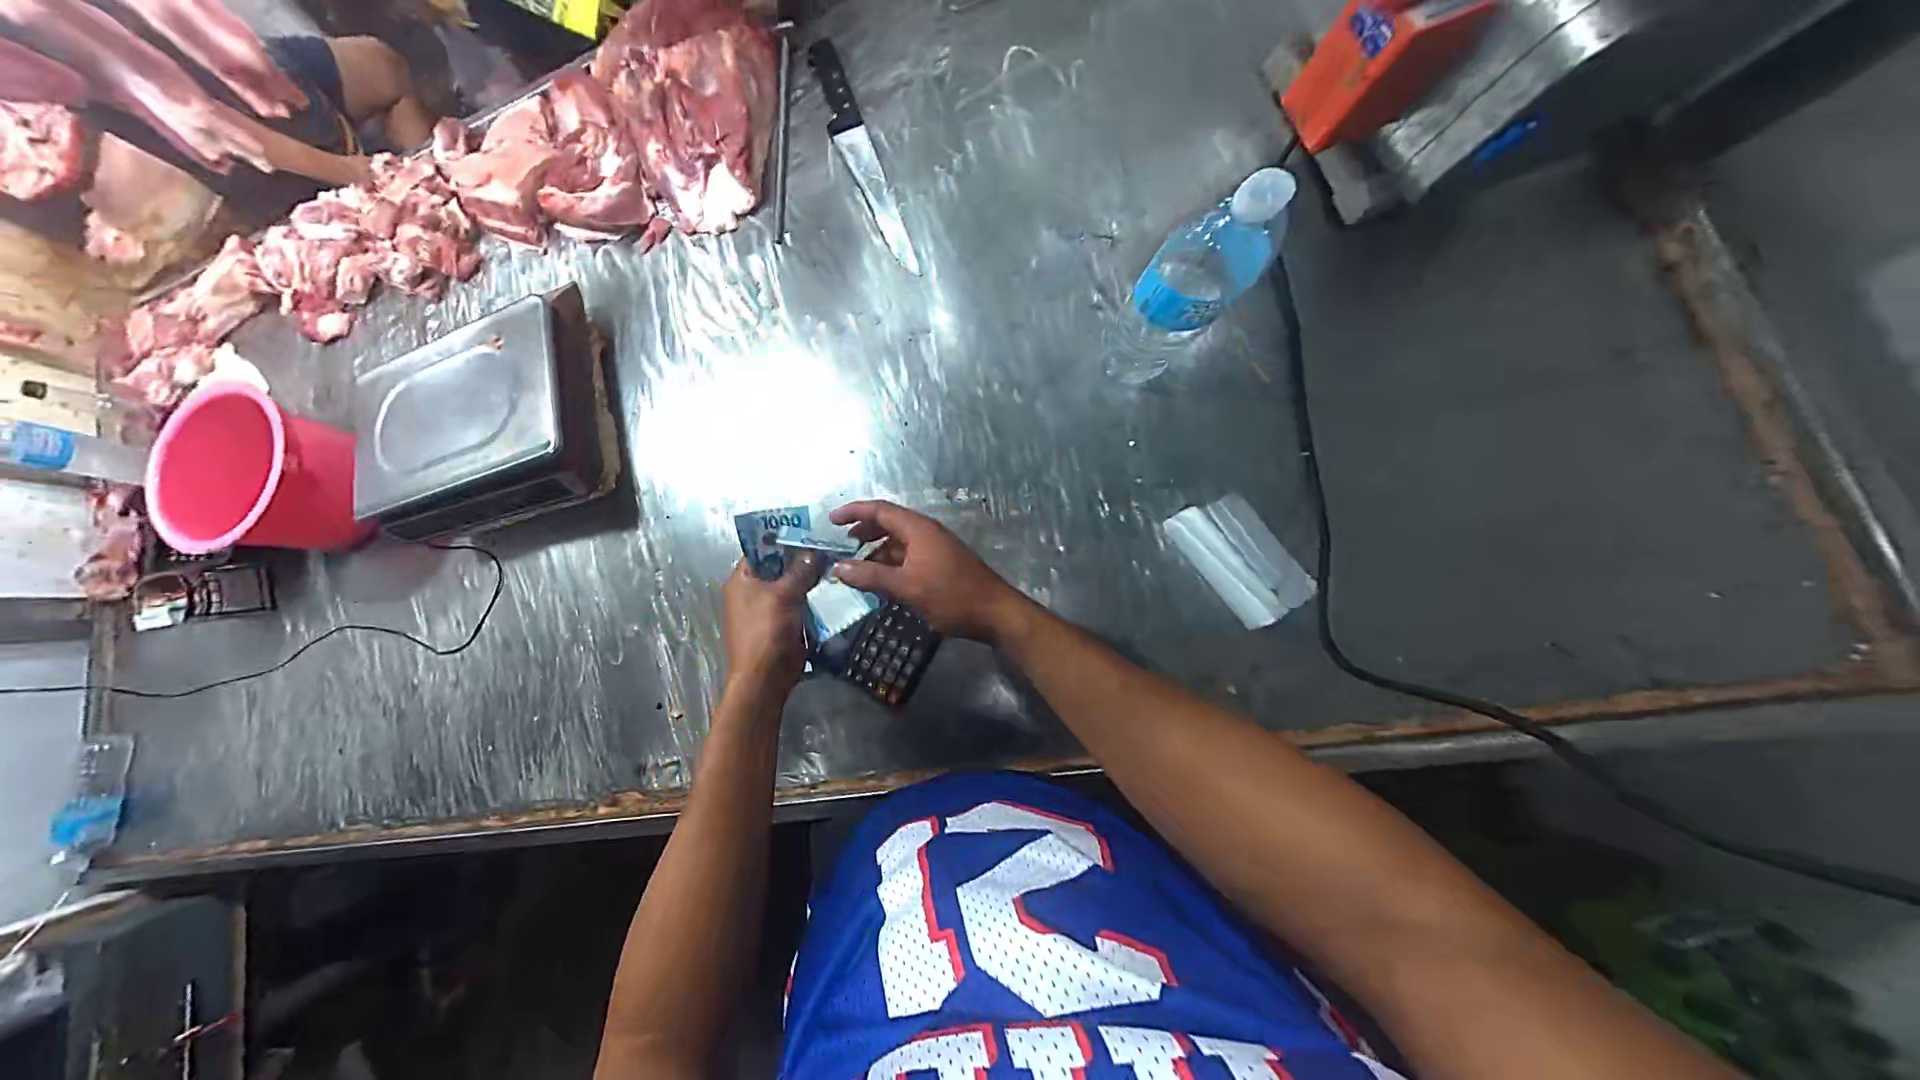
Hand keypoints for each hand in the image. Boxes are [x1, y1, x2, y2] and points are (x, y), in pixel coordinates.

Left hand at [722, 552, 822, 690]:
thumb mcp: (783, 594)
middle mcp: (751, 592)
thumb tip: (814, 551)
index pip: (760, 550)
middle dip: (802, 561)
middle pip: (778, 568)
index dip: (783, 540)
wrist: (765, 677)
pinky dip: (812, 600)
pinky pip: (799, 605)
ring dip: (810, 581)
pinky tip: (832, 591)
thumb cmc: (766, 630)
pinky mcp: (782, 625)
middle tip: (828, 549)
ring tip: (834, 567)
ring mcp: (767, 609)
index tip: (809, 533)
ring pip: (792, 587)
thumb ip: (800, 570)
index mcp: (741, 580)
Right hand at [828, 500, 1031, 642]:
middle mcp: (927, 533)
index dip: (854, 512)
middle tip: (842, 544)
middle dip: (864, 531)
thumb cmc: (952, 596)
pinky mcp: (941, 564)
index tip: (831, 520)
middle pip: (889, 523)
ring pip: (899, 542)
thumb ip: (872, 576)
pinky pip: (909, 556)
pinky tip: (882, 580)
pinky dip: (892, 563)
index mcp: (919, 529)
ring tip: (857, 567)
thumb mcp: (907, 587)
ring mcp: (936, 548)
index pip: (880, 510)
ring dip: (877, 550)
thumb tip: (839, 568)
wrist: (995, 613)